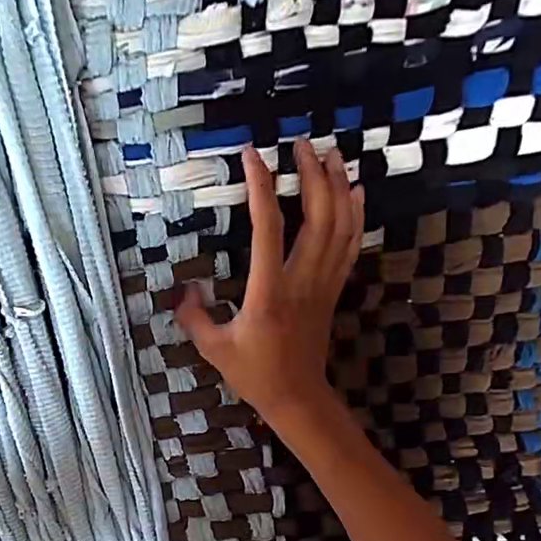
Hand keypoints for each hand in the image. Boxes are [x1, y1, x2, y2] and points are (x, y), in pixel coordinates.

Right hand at [174, 141, 363, 428]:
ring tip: (330, 154)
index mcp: (268, 292)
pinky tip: (356, 190)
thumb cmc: (254, 374)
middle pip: (317, 218)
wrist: (297, 397)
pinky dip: (356, 215)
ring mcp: (323, 284)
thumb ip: (194, 316)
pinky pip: (350, 246)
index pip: (268, 228)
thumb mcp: (213, 349)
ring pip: (340, 227)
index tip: (253, 156)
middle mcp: (301, 281)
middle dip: (312, 175)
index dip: (261, 188)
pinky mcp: (333, 290)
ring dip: (337, 187)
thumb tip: (184, 289)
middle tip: (302, 144)